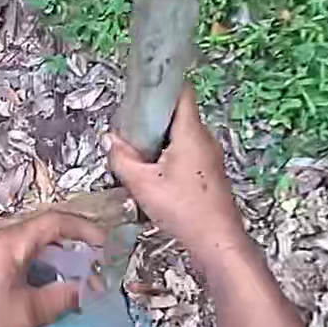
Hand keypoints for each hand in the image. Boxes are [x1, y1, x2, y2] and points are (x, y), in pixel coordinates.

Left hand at [0, 211, 107, 326]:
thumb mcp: (27, 314)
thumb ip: (62, 296)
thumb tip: (88, 288)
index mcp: (7, 243)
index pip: (53, 221)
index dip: (84, 230)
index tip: (107, 247)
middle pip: (42, 233)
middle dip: (72, 248)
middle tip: (96, 271)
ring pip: (30, 249)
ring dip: (55, 263)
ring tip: (77, 286)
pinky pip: (16, 262)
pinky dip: (37, 273)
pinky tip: (48, 294)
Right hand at [106, 86, 255, 265]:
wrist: (218, 242)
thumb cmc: (183, 209)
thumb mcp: (142, 184)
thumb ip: (122, 158)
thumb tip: (110, 139)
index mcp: (190, 132)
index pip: (180, 92)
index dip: (160, 84)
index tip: (138, 86)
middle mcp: (203, 138)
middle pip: (176, 113)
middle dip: (150, 115)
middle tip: (126, 125)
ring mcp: (208, 155)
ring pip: (179, 133)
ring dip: (156, 136)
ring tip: (133, 147)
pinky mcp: (207, 170)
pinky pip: (184, 149)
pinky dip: (165, 151)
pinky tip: (150, 167)